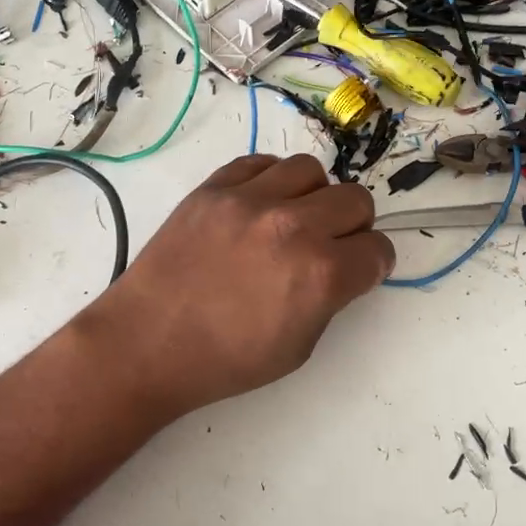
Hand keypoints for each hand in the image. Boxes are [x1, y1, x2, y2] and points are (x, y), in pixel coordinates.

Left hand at [78, 154, 393, 415]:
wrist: (147, 344)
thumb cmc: (224, 361)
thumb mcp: (298, 348)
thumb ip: (330, 299)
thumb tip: (341, 268)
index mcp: (320, 275)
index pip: (378, 250)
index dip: (372, 265)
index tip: (358, 271)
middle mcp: (293, 228)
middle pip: (356, 200)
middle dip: (353, 227)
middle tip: (330, 247)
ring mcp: (249, 201)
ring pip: (311, 171)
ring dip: (313, 197)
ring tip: (292, 221)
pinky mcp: (213, 189)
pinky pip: (260, 163)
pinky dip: (270, 181)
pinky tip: (259, 207)